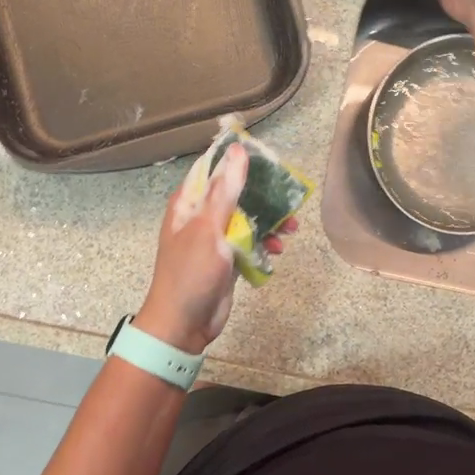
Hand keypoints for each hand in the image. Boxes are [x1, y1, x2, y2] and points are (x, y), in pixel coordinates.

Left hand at [135, 144, 297, 355]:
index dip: (240, 161)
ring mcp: (215, 239)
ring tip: (292, 229)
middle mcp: (201, 216)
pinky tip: (278, 250)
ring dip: (270, 222)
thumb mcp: (208, 228)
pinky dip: (265, 244)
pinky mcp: (228, 260)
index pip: (215, 169)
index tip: (270, 160)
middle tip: (291, 199)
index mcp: (189, 203)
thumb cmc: (190, 274)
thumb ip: (225, 191)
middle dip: (264, 197)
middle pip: (237, 194)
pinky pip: (250, 244)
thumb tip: (237, 151)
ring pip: (248, 220)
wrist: (183, 324)